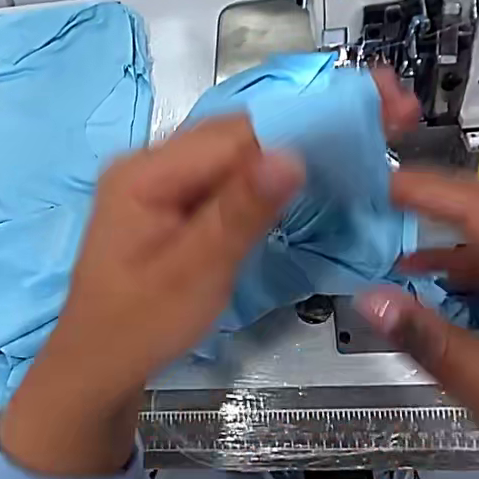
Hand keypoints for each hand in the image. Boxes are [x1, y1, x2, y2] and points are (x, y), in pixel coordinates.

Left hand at [0, 67, 417, 477]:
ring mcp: (164, 179)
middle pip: (238, 131)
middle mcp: (153, 161)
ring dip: (294, 142)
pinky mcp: (178, 200)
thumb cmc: (140, 327)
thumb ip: (240, 213)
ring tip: (355, 137)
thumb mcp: (194, 273)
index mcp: (146, 172)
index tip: (367, 111)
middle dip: (306, 124)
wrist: (98, 368)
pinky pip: (230, 173)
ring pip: (238, 148)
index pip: (235, 133)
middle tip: (379, 113)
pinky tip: (309, 169)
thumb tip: (292, 154)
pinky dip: (271, 170)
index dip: (302, 120)